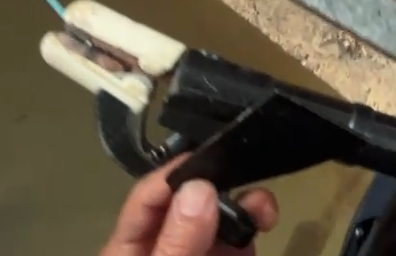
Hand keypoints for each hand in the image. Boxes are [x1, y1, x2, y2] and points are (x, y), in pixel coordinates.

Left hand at [100, 158, 278, 255]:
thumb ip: (177, 243)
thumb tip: (201, 185)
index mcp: (128, 251)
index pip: (149, 195)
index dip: (179, 170)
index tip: (220, 150)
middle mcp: (162, 248)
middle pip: (192, 204)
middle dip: (227, 188)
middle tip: (255, 187)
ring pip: (220, 224)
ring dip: (247, 211)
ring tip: (267, 214)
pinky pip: (236, 247)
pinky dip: (251, 238)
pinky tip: (262, 233)